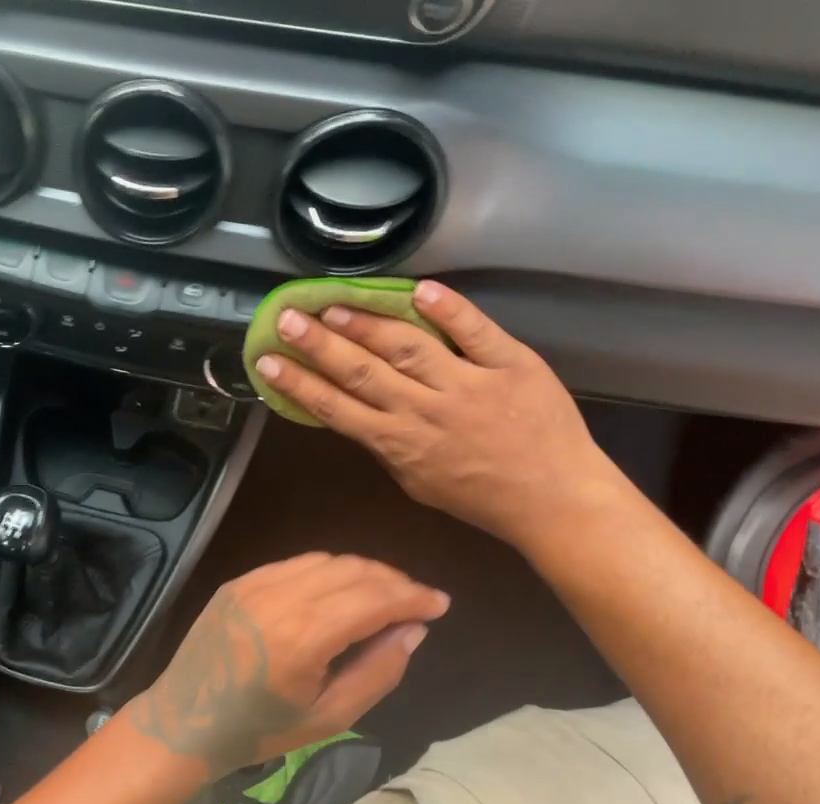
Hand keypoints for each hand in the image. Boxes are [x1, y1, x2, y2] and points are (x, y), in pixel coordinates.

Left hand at [123, 554, 448, 779]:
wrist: (182, 723)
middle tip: (417, 602)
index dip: (413, 597)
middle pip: (352, 570)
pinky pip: (292, 564)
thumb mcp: (330, 717)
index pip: (373, 598)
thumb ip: (378, 671)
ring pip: (323, 560)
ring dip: (361, 571)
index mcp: (301, 637)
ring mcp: (251, 584)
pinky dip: (325, 571)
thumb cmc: (258, 731)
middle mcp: (276, 598)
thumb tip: (413, 630)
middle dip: (393, 581)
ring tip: (384, 595)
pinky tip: (338, 591)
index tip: (440, 605)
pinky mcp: (236, 582)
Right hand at [255, 281, 633, 547]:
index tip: (267, 362)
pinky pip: (475, 332)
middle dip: (319, 345)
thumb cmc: (478, 496)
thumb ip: (385, 445)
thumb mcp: (416, 483)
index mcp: (398, 443)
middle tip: (288, 319)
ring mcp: (468, 384)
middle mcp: (425, 411)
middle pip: (361, 372)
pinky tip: (419, 290)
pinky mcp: (511, 364)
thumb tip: (355, 412)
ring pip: (407, 347)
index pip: (335, 408)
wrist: (552, 498)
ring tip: (334, 303)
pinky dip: (449, 310)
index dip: (298, 383)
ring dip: (367, 324)